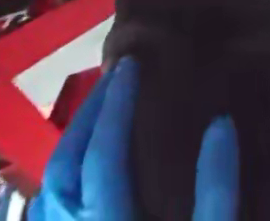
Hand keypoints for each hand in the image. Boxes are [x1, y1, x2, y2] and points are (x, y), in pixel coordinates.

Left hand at [31, 59, 239, 220]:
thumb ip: (217, 191)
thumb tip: (220, 124)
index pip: (102, 159)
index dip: (115, 108)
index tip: (133, 64)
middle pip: (64, 169)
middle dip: (89, 114)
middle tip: (119, 73)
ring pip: (48, 190)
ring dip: (73, 140)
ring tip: (104, 104)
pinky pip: (49, 211)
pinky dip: (65, 174)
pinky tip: (89, 158)